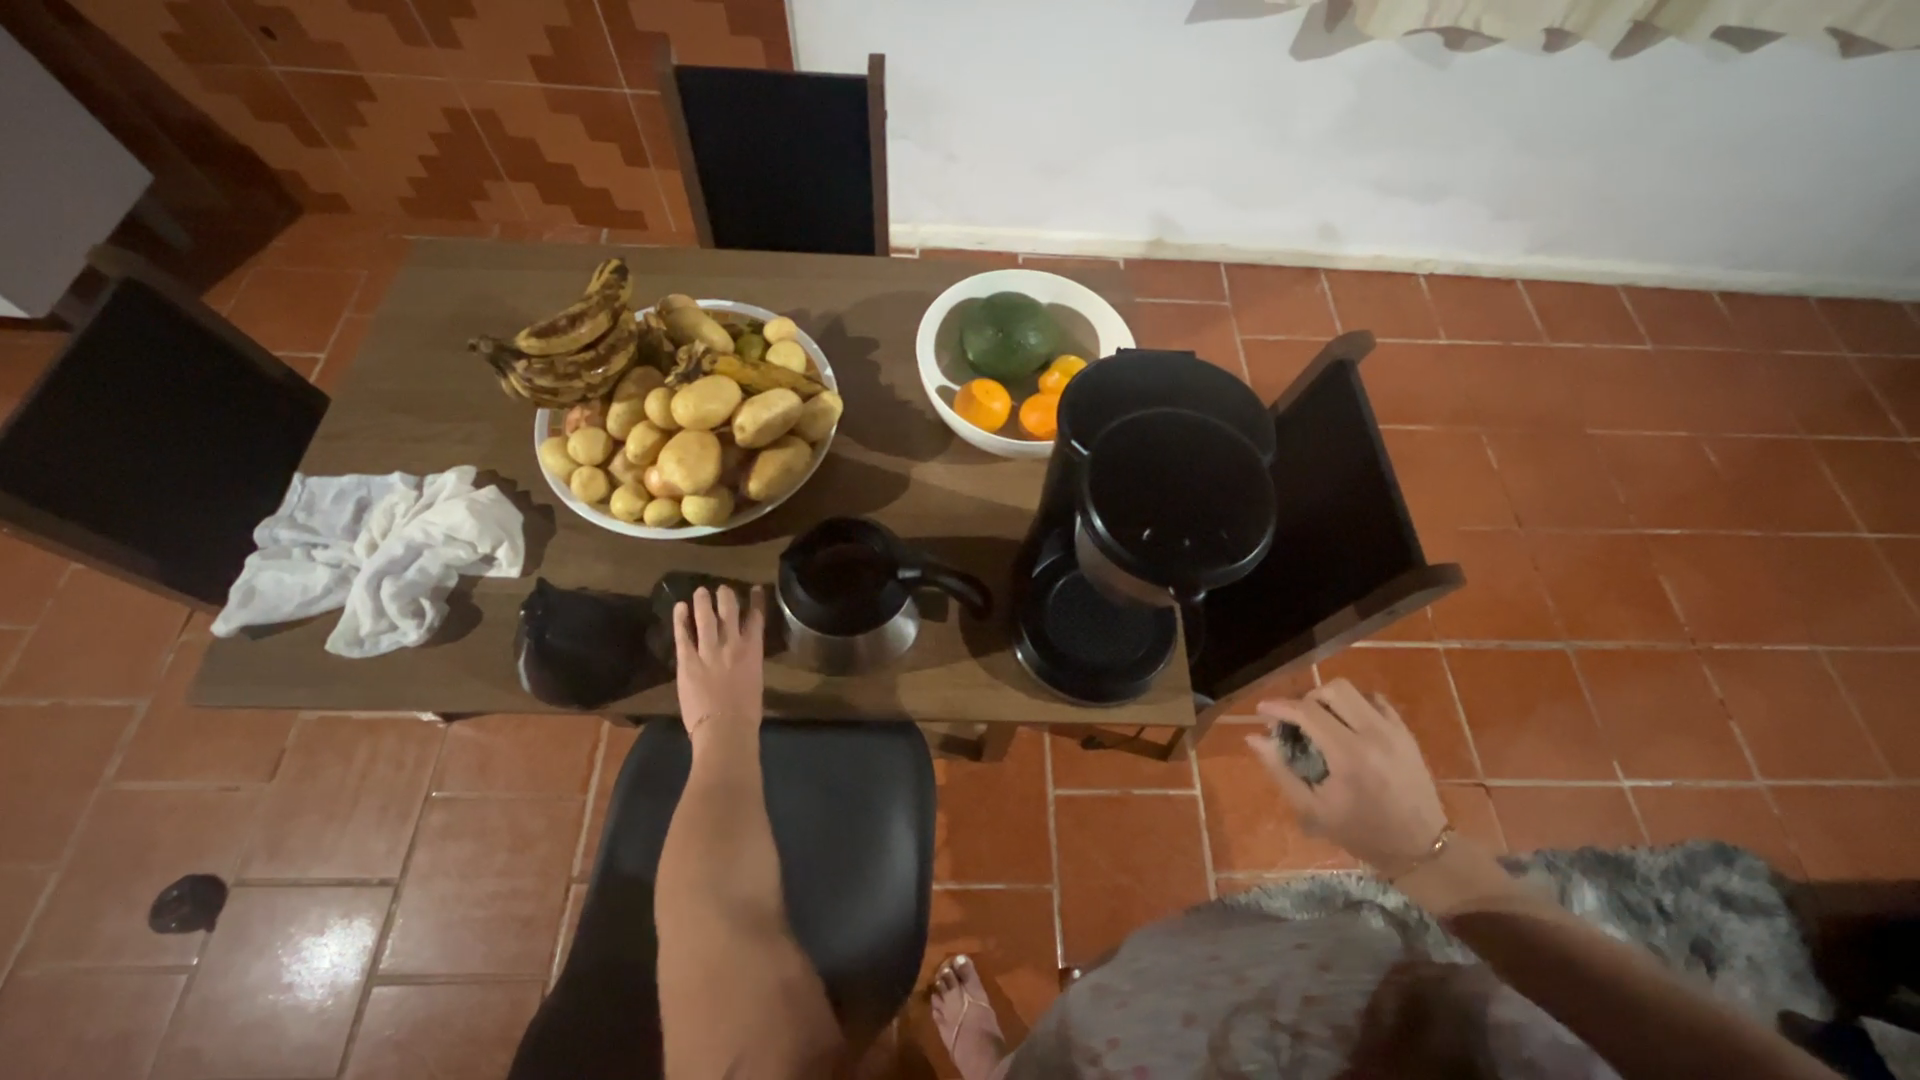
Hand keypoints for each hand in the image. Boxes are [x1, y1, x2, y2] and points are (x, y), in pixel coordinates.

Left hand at [673, 586, 765, 745]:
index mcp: (753, 652)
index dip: (755, 602)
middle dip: (726, 596)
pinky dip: (681, 619)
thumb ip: (747, 665)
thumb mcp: (755, 681)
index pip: (756, 619)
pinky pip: (683, 635)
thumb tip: (741, 661)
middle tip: (722, 588)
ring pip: (705, 617)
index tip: (753, 589)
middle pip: (729, 611)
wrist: (725, 727)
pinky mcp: (687, 661)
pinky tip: (679, 607)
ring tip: (700, 591)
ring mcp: (708, 651)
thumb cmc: (746, 712)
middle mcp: (732, 645)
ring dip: (703, 602)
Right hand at [1244, 678, 1448, 876]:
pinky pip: (1377, 702)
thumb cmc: (1362, 833)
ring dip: (1331, 700)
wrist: (1420, 847)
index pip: (1308, 712)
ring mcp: (1395, 731)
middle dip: (1307, 698)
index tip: (1262, 711)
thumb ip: (1281, 770)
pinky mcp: (1407, 734)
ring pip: (1356, 691)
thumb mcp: (1313, 809)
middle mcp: (1374, 734)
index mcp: (1348, 755)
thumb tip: (1254, 738)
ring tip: (1321, 721)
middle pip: (1333, 690)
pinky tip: (1347, 725)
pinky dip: (1356, 705)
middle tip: (1296, 720)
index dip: (1279, 706)